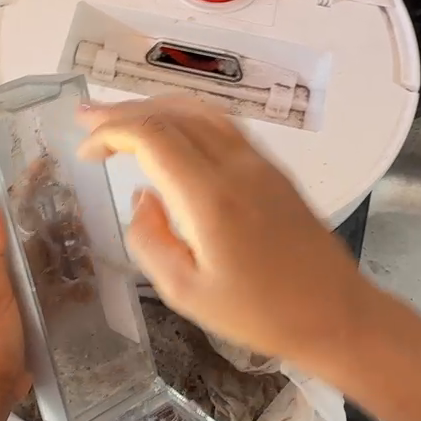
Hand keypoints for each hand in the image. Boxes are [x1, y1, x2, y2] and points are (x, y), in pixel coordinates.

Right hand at [78, 98, 374, 367]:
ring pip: (200, 109)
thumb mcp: (185, 293)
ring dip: (154, 107)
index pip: (151, 136)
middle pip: (172, 113)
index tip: (84, 153)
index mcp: (210, 196)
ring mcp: (259, 162)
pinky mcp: (272, 168)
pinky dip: (185, 115)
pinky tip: (170, 130)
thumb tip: (142, 198)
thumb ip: (149, 239)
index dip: (110, 133)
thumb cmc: (259, 314)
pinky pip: (221, 123)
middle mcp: (235, 165)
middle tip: (85, 117)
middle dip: (123, 111)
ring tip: (119, 116)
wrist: (336, 314)